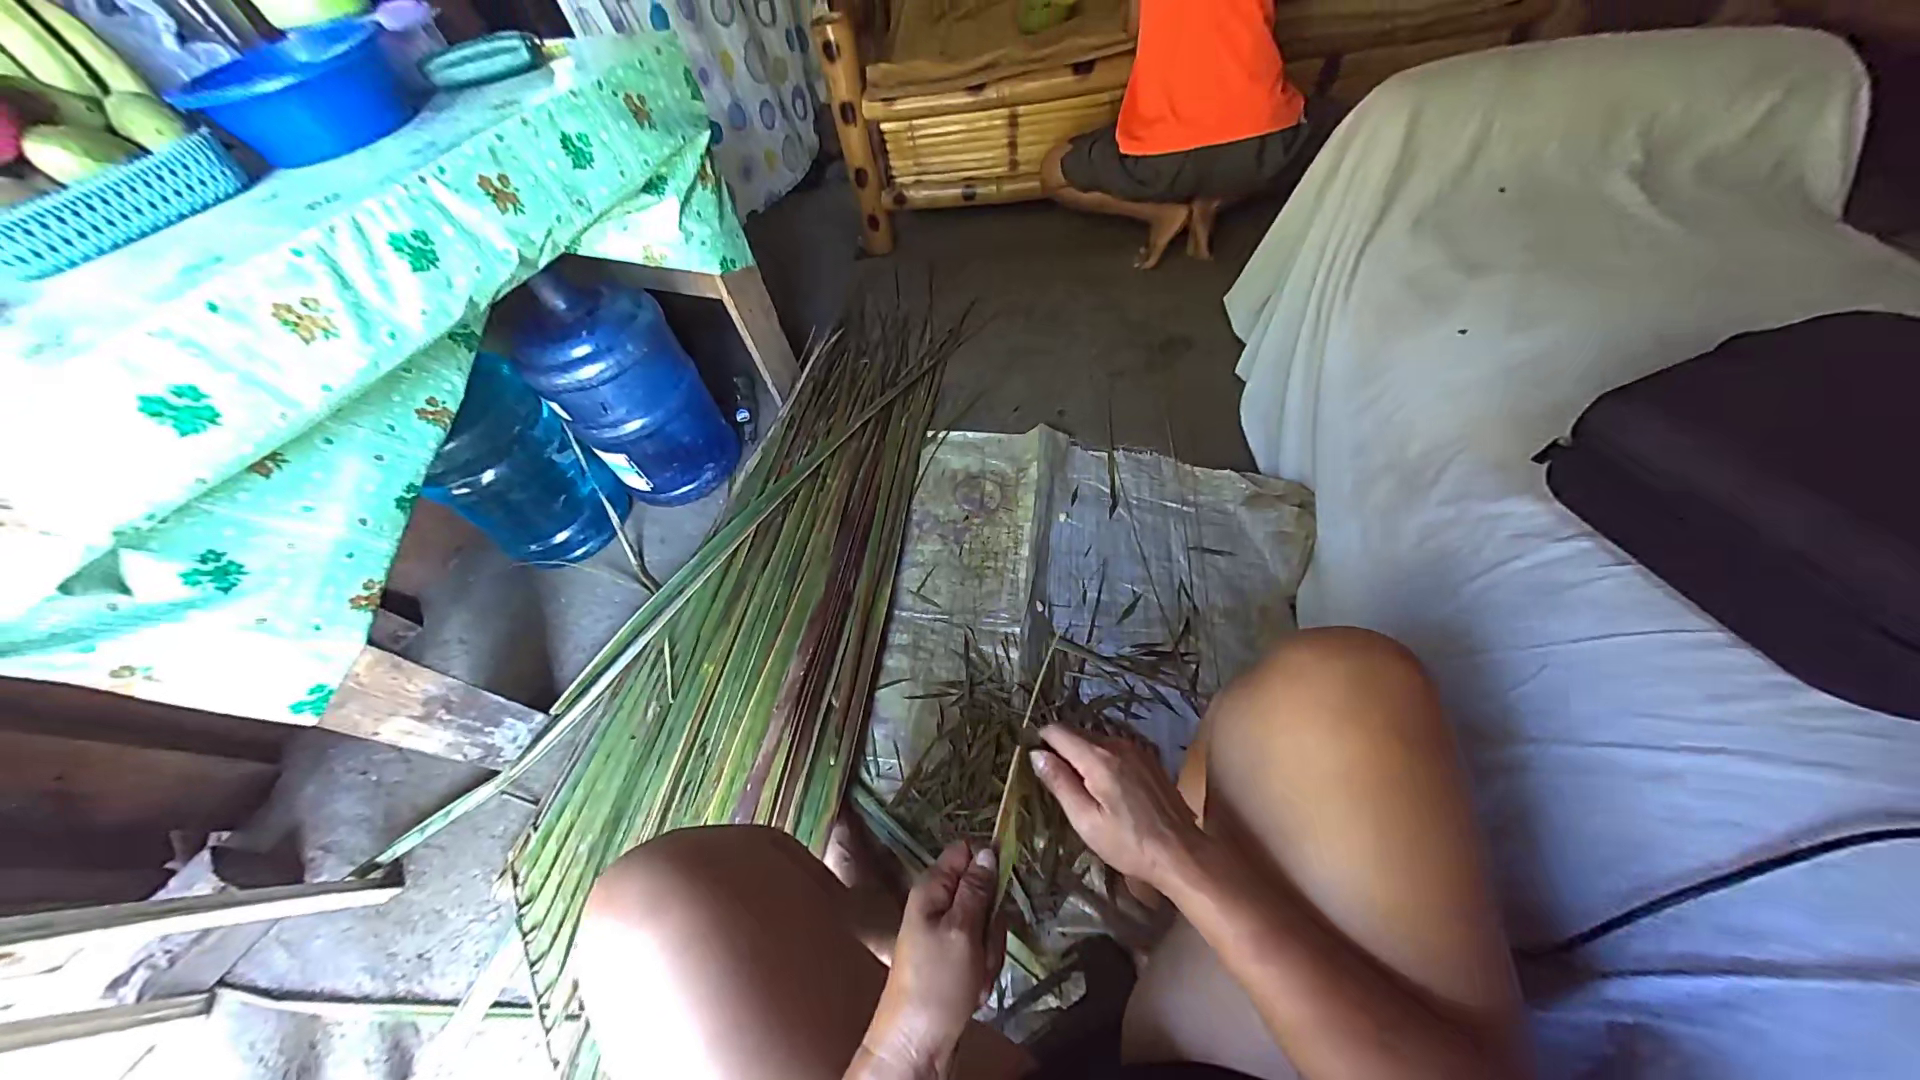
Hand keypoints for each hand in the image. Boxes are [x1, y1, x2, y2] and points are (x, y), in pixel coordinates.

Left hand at [860, 842, 1003, 1076]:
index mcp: (932, 888)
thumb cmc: (936, 983)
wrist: (917, 1047)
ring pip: (988, 925)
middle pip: (983, 891)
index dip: (987, 863)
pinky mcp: (956, 959)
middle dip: (991, 920)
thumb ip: (977, 889)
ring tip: (975, 974)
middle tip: (981, 944)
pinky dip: (984, 971)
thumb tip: (988, 850)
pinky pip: (982, 952)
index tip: (1000, 885)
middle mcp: (938, 904)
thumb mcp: (962, 930)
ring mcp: (947, 933)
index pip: (965, 852)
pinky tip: (973, 990)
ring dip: (989, 951)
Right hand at [1030, 725, 1209, 893]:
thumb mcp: (1085, 820)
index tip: (1037, 761)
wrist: (1182, 854)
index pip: (1058, 732)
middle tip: (1059, 782)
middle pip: (1077, 733)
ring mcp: (1136, 749)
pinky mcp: (1149, 758)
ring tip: (1083, 788)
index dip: (1042, 741)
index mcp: (1098, 758)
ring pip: (1097, 740)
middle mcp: (1117, 744)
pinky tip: (1108, 787)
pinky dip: (1103, 759)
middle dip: (1062, 750)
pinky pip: (1115, 748)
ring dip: (1084, 755)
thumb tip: (1036, 754)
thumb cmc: (1128, 844)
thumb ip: (1059, 783)